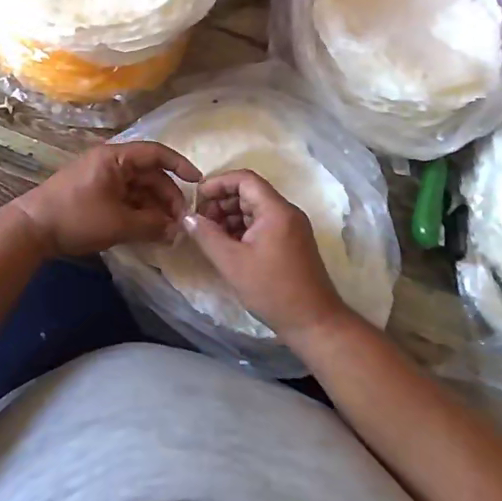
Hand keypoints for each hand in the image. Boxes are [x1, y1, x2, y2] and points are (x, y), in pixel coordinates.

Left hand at [9, 141, 200, 256]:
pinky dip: (140, 212)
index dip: (180, 166)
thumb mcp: (119, 223)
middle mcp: (111, 163)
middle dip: (168, 197)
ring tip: (168, 231)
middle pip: (150, 175)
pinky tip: (150, 231)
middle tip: (181, 222)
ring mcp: (102, 179)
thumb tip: (177, 231)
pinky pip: (127, 199)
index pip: (157, 154)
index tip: (198, 183)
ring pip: (139, 189)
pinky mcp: (96, 195)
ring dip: (155, 208)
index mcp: (116, 158)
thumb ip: (152, 226)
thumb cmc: (77, 217)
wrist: (31, 230)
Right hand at [184, 169, 352, 341]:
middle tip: (201, 221)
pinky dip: (244, 228)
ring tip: (210, 235)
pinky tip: (228, 245)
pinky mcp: (292, 242)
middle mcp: (287, 212)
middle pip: (250, 192)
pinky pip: (264, 224)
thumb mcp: (233, 263)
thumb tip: (187, 216)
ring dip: (231, 216)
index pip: (245, 179)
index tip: (197, 198)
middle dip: (222, 202)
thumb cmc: (272, 290)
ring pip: (256, 209)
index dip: (218, 183)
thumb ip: (207, 236)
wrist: (313, 321)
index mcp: (276, 210)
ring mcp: (292, 227)